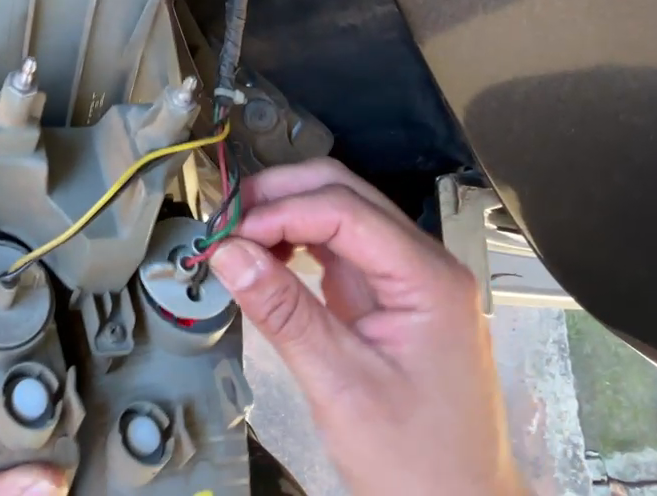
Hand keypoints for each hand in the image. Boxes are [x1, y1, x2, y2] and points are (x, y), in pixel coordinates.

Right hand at [206, 161, 523, 495]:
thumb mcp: (342, 387)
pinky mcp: (383, 294)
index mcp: (429, 279)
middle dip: (278, 197)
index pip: (344, 210)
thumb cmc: (418, 464)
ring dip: (282, 214)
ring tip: (238, 240)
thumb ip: (284, 312)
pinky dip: (292, 241)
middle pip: (342, 192)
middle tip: (227, 224)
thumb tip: (229, 253)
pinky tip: (265, 258)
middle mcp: (422, 264)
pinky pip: (333, 244)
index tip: (231, 236)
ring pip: (335, 209)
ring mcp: (403, 277)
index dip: (281, 212)